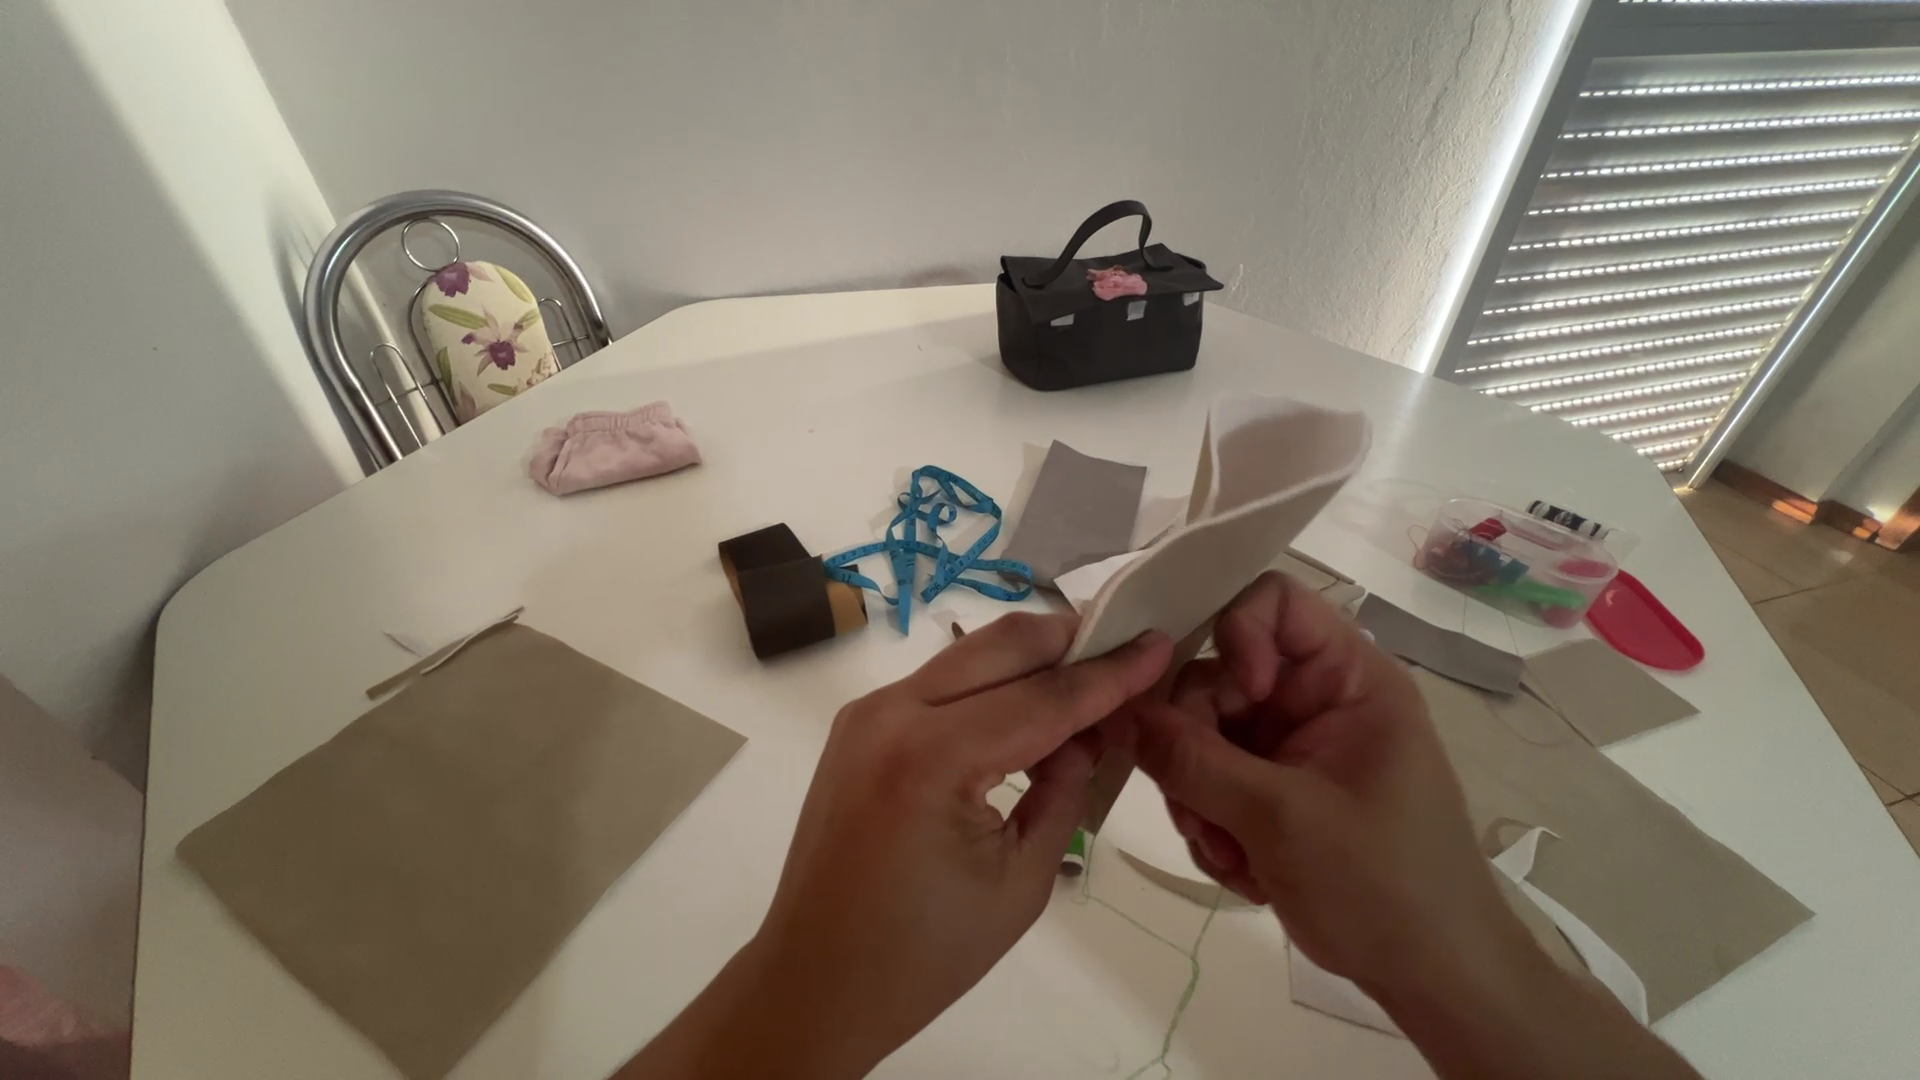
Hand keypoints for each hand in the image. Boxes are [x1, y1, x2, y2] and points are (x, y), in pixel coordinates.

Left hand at [622, 612, 1170, 1079]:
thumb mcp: (1021, 880)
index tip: (1158, 642)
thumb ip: (1066, 789)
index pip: (1042, 697)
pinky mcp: (860, 722)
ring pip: (968, 654)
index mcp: (930, 757)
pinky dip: (990, 683)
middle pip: (999, 645)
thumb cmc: (923, 953)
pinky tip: (1025, 706)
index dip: (1109, 673)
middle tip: (1124, 646)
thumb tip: (1099, 730)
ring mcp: (867, 711)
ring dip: (1030, 659)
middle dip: (1068, 638)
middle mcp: (892, 712)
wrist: (815, 979)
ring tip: (1086, 678)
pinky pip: (940, 682)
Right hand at [1128, 572, 1702, 1079]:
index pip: (1273, 602)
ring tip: (1225, 853)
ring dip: (1196, 794)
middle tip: (1197, 809)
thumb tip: (1115, 713)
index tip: (1237, 700)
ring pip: (1200, 731)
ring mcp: (1285, 742)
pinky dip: (1208, 819)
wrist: (1432, 980)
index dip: (1236, 633)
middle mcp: (1309, 697)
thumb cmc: (1385, 886)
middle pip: (1216, 676)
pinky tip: (1237, 865)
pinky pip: (1206, 774)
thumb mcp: (1283, 818)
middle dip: (1195, 744)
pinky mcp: (1266, 784)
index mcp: (1345, 677)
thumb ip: (1193, 761)